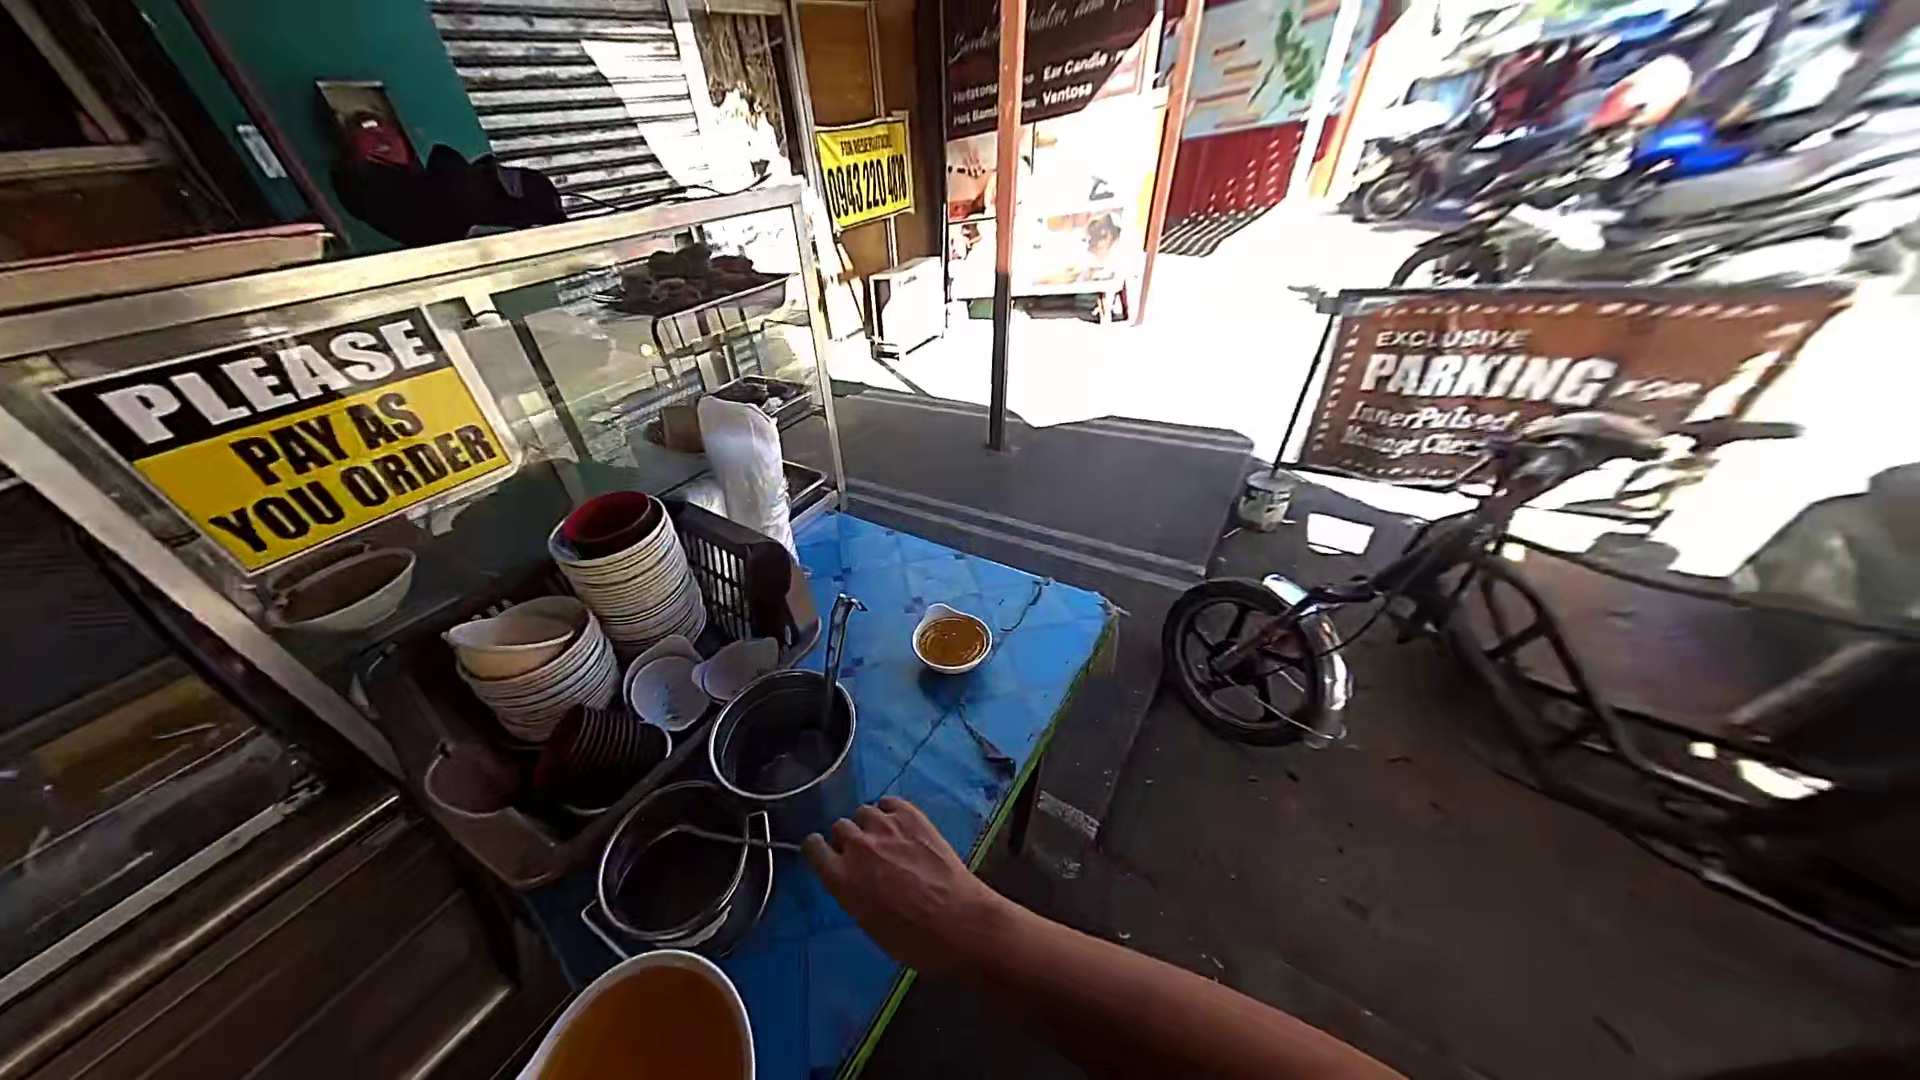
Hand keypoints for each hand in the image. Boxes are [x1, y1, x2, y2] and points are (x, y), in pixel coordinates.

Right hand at [803, 796, 1013, 972]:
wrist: (957, 919)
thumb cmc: (911, 938)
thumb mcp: (867, 922)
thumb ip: (852, 891)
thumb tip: (853, 877)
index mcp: (842, 878)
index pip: (813, 847)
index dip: (818, 849)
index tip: (826, 852)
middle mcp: (858, 846)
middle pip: (839, 827)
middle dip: (848, 839)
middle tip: (864, 853)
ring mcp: (885, 826)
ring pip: (863, 811)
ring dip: (869, 824)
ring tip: (885, 838)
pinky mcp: (911, 815)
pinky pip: (889, 802)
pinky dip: (890, 812)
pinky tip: (900, 825)